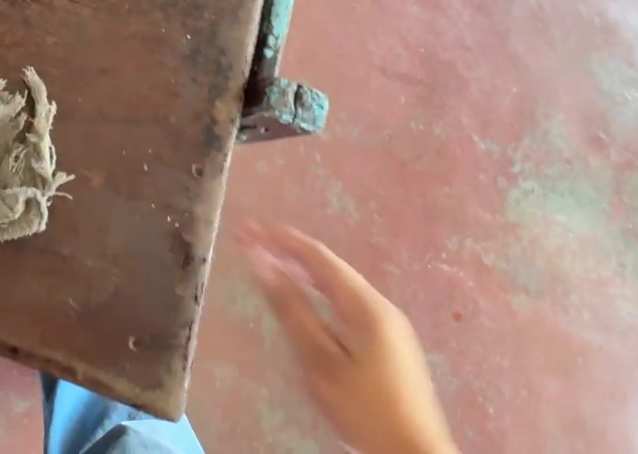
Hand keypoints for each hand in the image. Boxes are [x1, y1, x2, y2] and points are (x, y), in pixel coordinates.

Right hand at [243, 223, 459, 453]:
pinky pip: (347, 299)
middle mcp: (379, 304)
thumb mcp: (320, 361)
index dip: (280, 239)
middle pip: (329, 266)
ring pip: (338, 283)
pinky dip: (319, 289)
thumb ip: (291, 310)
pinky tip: (305, 295)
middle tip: (252, 242)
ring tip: (270, 262)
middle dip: (288, 251)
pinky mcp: (389, 341)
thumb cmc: (365, 408)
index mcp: (365, 305)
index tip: (248, 230)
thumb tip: (261, 264)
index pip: (317, 256)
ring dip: (303, 269)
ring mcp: (388, 323)